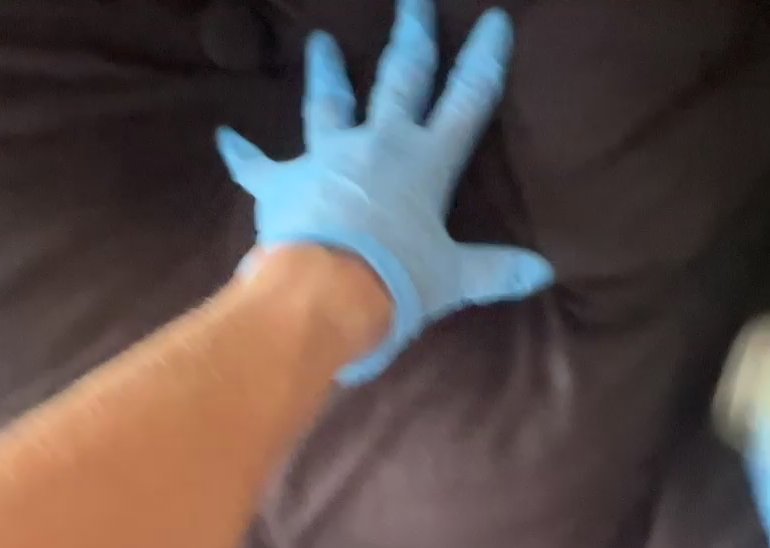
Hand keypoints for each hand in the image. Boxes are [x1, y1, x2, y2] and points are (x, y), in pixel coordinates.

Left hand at [216, 0, 555, 383]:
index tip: (494, 21)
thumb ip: (496, 271)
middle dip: (410, 39)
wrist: (326, 295)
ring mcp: (325, 158)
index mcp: (425, 164)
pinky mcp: (282, 185)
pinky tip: (225, 138)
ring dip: (327, 74)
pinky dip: (242, 155)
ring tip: (320, 44)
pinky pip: (256, 167)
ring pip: (327, 105)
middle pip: (399, 81)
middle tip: (412, 0)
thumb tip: (544, 272)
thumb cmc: (397, 282)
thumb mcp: (454, 280)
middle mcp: (377, 146)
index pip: (466, 102)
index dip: (483, 62)